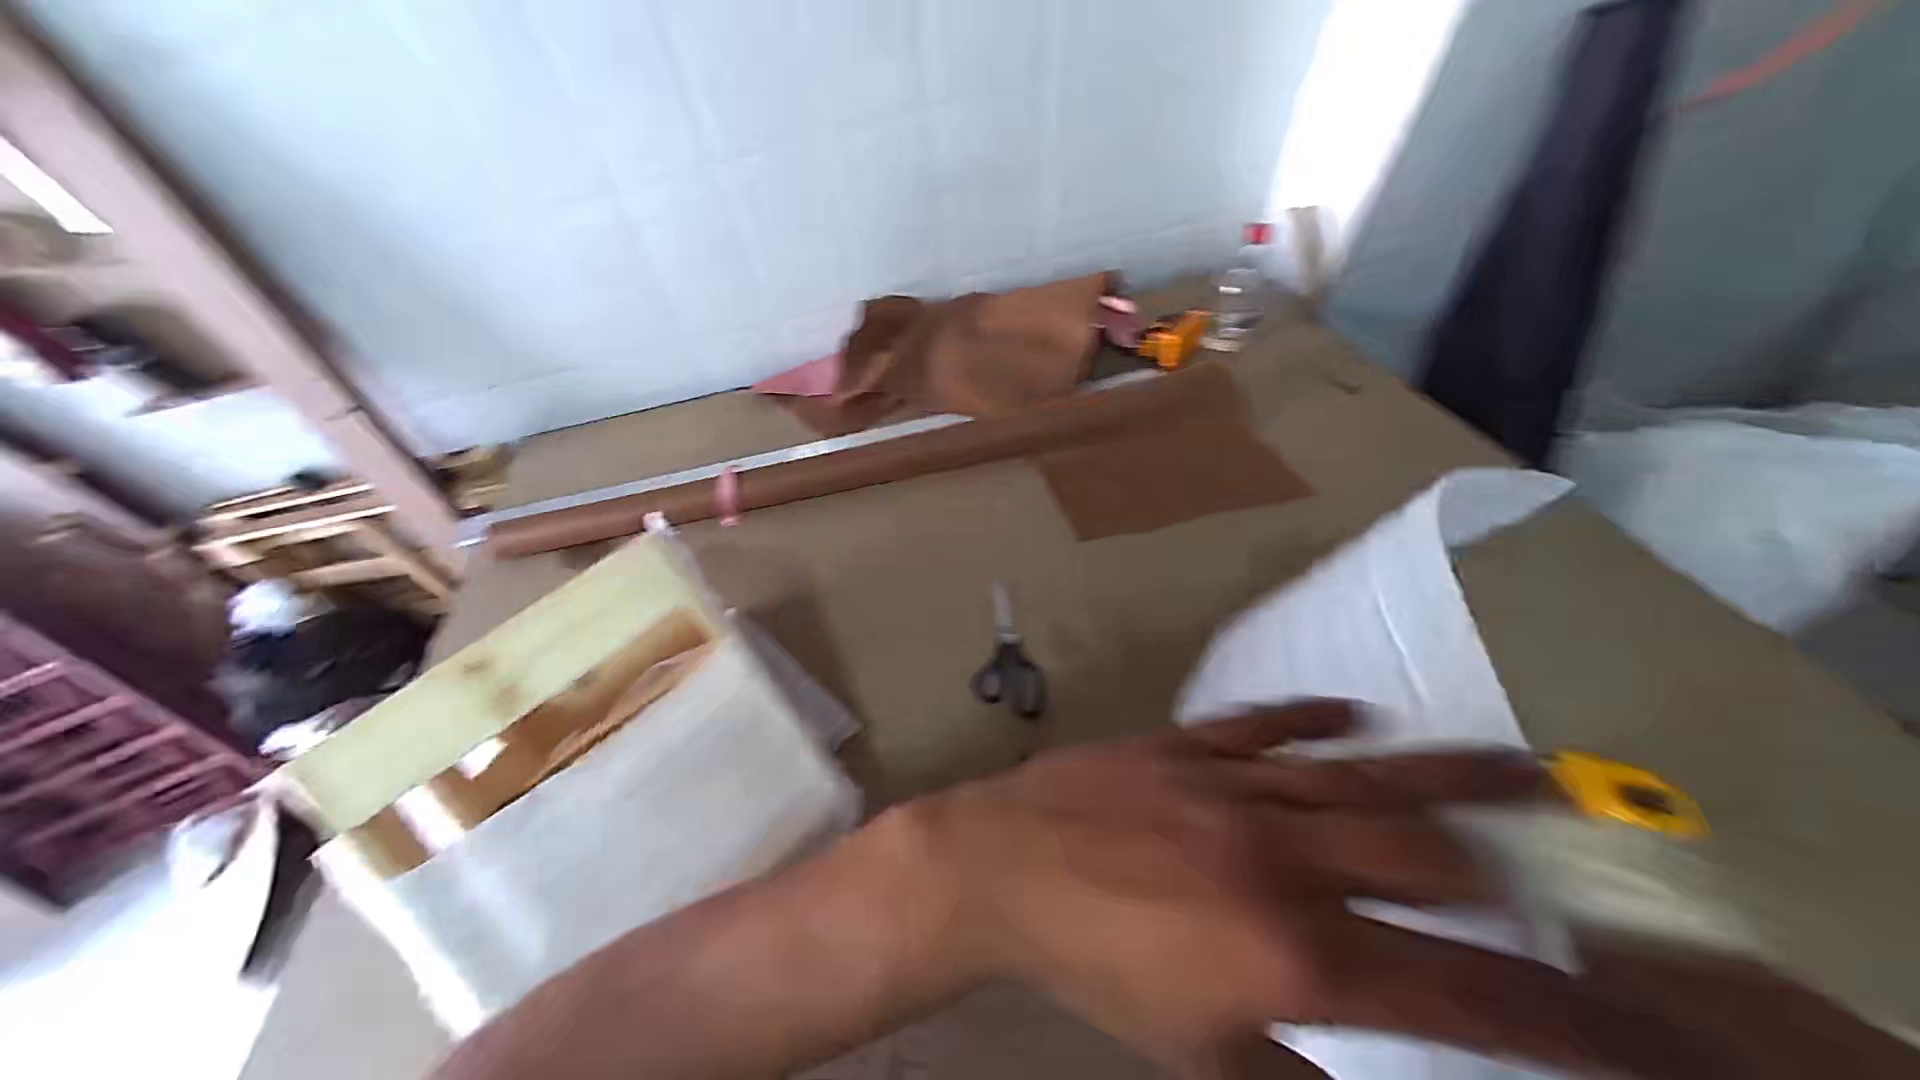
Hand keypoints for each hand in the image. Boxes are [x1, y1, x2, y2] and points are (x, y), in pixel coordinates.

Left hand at [899, 701, 1687, 1075]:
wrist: (1002, 866)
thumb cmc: (1093, 967)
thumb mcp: (1197, 1049)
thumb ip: (1294, 1078)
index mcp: (1294, 954)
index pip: (1460, 991)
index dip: (1562, 1014)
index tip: (1636, 1022)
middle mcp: (1281, 860)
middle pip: (1428, 859)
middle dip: (1508, 874)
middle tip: (1565, 870)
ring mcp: (1232, 787)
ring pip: (1361, 777)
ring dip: (1446, 775)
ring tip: (1525, 768)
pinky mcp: (1186, 745)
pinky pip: (1264, 726)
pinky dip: (1313, 721)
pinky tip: (1353, 714)